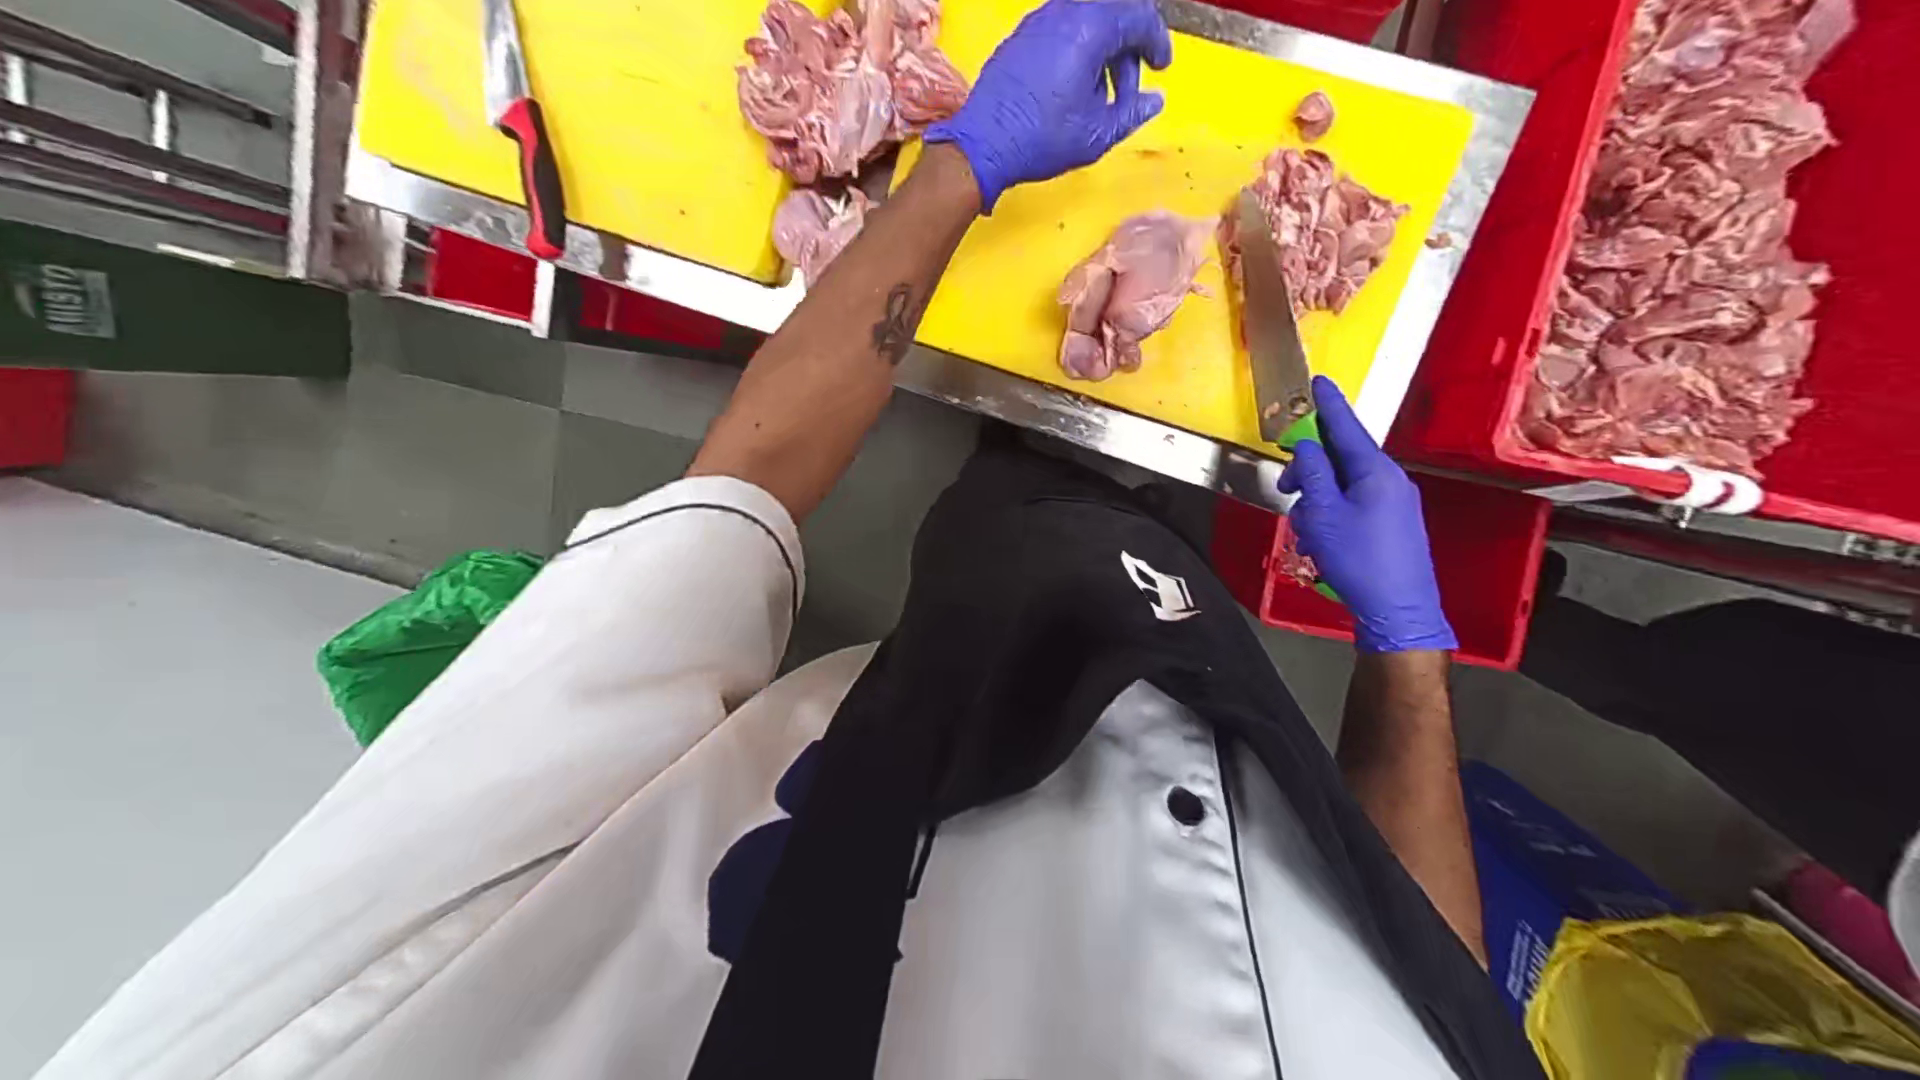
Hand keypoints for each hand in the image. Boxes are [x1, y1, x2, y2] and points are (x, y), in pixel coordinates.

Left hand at [925, 0, 1172, 212]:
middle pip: (1113, 10)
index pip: (1139, 17)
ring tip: (1100, 95)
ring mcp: (1038, 20)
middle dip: (1130, 43)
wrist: (983, 145)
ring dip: (1102, 48)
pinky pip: (1061, 28)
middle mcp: (1065, 12)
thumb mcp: (1095, 134)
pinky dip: (1077, 48)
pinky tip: (1072, 88)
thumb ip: (1131, 113)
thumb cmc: (1042, 140)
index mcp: (1091, 27)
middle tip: (1131, 82)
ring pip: (1086, 17)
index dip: (1157, 42)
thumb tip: (1154, 100)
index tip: (1160, 68)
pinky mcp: (1020, 37)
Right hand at [1279, 377, 1456, 653]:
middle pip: (1340, 460)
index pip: (1347, 428)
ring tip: (1307, 532)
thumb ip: (1313, 473)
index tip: (1318, 381)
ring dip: (1316, 503)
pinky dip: (1330, 518)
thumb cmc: (1358, 557)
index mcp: (1376, 472)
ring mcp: (1393, 503)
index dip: (1328, 405)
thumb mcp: (1324, 513)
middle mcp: (1388, 481)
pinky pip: (1351, 507)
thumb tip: (1307, 444)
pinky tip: (1320, 542)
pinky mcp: (1390, 524)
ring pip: (1341, 487)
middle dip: (1308, 472)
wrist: (1398, 608)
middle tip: (1287, 490)